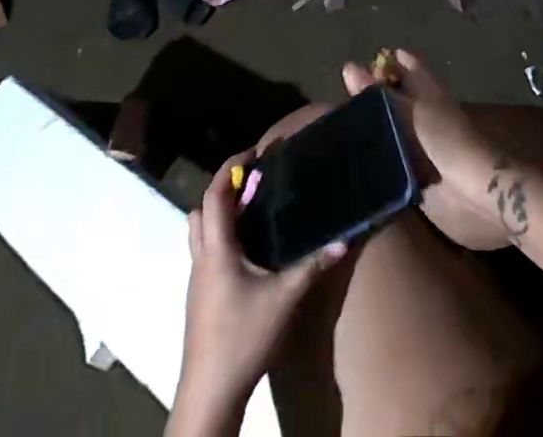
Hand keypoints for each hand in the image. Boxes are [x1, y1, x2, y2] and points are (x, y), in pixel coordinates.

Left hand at [175, 150, 346, 427]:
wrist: (211, 389)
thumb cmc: (244, 336)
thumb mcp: (285, 298)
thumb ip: (313, 265)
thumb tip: (344, 239)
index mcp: (217, 250)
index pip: (215, 196)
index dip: (230, 169)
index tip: (253, 153)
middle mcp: (202, 258)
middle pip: (202, 210)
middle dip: (224, 189)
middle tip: (256, 181)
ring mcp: (198, 279)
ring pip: (201, 232)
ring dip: (222, 214)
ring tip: (254, 210)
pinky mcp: (201, 296)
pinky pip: (208, 251)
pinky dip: (224, 237)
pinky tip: (251, 250)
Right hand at [343, 50, 523, 249]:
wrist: (471, 192)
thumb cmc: (445, 141)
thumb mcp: (409, 111)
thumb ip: (379, 93)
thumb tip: (348, 67)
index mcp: (427, 93)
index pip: (407, 67)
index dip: (387, 62)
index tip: (360, 62)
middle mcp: (422, 116)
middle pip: (395, 98)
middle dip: (371, 97)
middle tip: (336, 97)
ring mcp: (418, 146)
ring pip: (389, 131)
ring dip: (368, 131)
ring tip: (332, 128)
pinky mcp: (413, 175)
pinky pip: (388, 163)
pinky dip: (371, 161)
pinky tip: (345, 161)